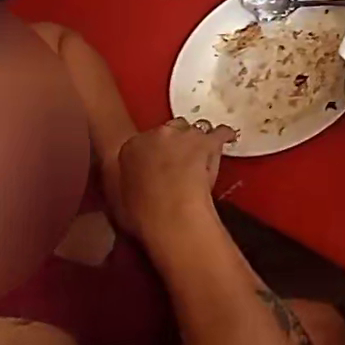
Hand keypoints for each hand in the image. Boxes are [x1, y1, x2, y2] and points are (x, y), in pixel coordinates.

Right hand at [117, 118, 235, 236]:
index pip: (145, 139)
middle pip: (172, 129)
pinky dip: (224, 136)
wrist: (171, 215)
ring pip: (195, 130)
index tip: (159, 161)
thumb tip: (129, 168)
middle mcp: (158, 133)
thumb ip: (122, 173)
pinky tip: (227, 141)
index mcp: (131, 146)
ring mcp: (186, 135)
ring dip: (197, 141)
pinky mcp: (209, 141)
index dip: (154, 151)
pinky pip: (221, 132)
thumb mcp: (117, 193)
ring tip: (200, 157)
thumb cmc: (141, 213)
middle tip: (180, 160)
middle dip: (175, 142)